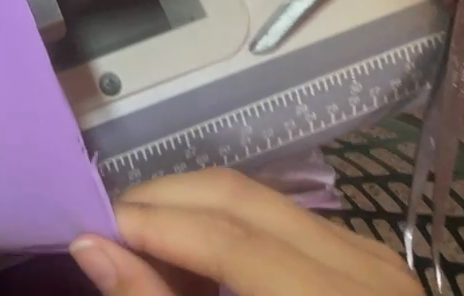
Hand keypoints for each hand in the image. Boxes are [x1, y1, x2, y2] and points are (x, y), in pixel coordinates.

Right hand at [69, 169, 420, 295]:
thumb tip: (89, 247)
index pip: (230, 239)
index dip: (152, 226)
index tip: (91, 229)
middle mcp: (368, 269)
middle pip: (236, 196)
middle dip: (161, 202)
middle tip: (108, 229)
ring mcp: (374, 258)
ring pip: (254, 195)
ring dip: (187, 208)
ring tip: (143, 242)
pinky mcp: (369, 258)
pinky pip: (278, 215)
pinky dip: (223, 222)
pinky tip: (194, 255)